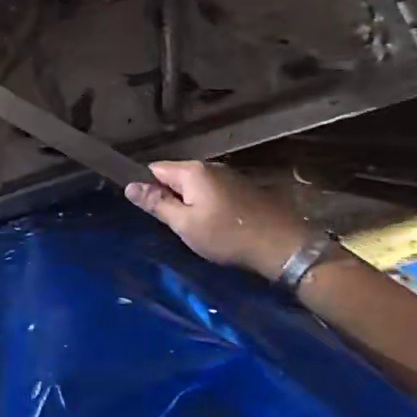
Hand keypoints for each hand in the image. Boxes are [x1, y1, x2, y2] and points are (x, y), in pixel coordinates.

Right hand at [125, 161, 314, 278]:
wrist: (287, 249)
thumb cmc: (229, 236)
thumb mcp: (184, 224)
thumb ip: (156, 203)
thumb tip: (129, 186)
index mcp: (192, 171)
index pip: (154, 169)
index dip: (148, 188)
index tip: (153, 210)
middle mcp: (212, 167)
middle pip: (176, 176)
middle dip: (171, 195)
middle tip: (175, 223)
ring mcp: (232, 177)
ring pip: (197, 186)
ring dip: (192, 202)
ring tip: (197, 226)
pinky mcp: (247, 190)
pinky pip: (215, 192)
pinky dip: (210, 205)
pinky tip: (219, 225)